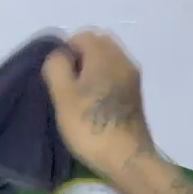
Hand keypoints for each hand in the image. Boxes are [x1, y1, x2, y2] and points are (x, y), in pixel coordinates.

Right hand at [42, 29, 158, 178]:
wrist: (127, 158)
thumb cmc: (90, 126)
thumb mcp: (63, 96)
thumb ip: (57, 68)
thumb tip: (60, 56)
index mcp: (105, 56)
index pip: (83, 35)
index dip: (66, 50)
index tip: (58, 76)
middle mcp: (123, 60)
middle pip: (99, 43)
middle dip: (80, 56)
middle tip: (67, 83)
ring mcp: (132, 78)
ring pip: (108, 59)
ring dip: (92, 68)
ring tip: (79, 95)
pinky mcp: (135, 94)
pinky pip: (116, 74)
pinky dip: (103, 79)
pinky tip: (94, 102)